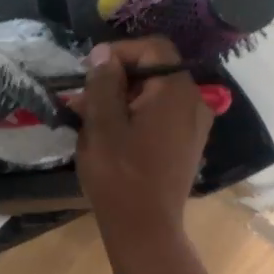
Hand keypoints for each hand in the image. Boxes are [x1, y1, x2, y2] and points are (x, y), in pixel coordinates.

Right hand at [73, 37, 213, 248]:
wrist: (144, 225)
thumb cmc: (119, 173)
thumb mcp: (102, 125)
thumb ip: (103, 83)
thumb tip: (103, 53)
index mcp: (175, 91)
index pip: (152, 48)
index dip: (117, 52)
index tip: (86, 72)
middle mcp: (193, 101)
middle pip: (154, 71)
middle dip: (115, 79)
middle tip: (80, 101)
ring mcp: (193, 124)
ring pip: (154, 95)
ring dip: (121, 100)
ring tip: (89, 121)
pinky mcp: (186, 143)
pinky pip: (160, 116)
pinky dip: (135, 116)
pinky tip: (111, 137)